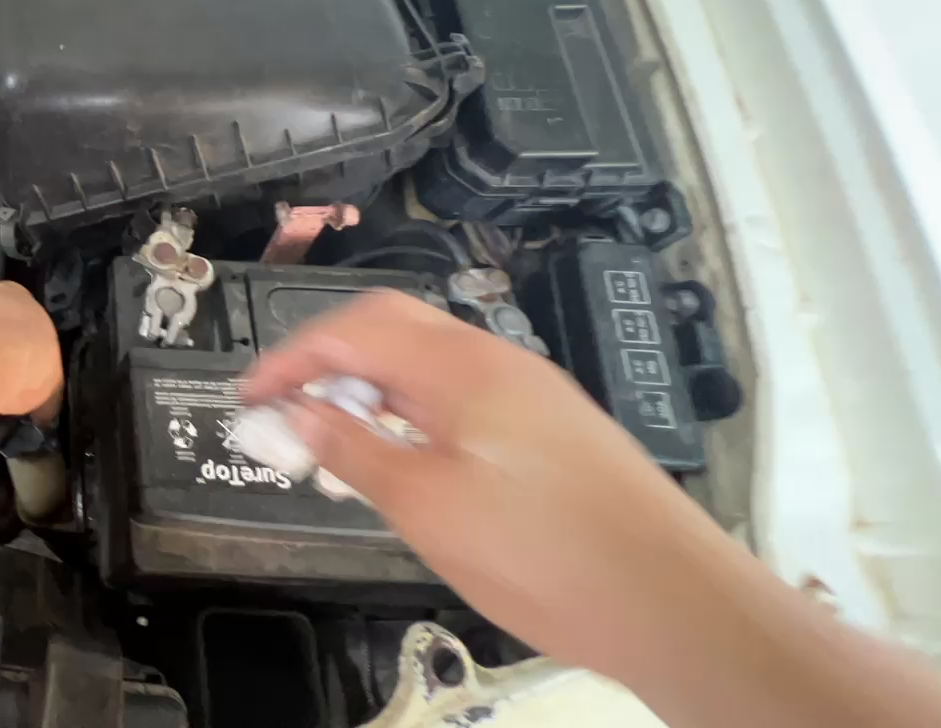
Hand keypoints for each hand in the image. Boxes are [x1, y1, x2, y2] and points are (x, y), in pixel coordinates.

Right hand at [239, 291, 744, 680]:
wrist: (692, 616)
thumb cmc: (548, 556)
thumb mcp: (426, 506)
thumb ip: (352, 450)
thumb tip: (298, 413)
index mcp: (460, 367)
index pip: (348, 334)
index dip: (288, 360)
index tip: (248, 396)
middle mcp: (491, 360)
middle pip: (384, 324)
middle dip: (323, 354)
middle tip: (286, 400)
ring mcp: (521, 388)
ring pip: (417, 356)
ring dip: (362, 380)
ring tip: (332, 429)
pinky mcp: (540, 422)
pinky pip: (448, 390)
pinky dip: (401, 404)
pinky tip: (394, 448)